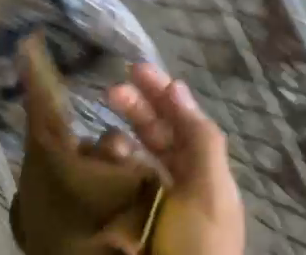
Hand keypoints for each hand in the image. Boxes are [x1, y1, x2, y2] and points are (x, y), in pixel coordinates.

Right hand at [106, 64, 244, 254]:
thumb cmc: (197, 248)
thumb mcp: (211, 195)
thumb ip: (200, 140)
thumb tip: (178, 86)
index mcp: (201, 177)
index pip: (181, 124)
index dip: (161, 94)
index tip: (134, 68)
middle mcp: (173, 182)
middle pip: (152, 132)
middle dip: (134, 107)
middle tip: (111, 92)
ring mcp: (142, 197)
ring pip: (124, 149)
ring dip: (116, 139)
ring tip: (109, 148)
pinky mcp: (114, 210)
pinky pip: (103, 174)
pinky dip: (99, 164)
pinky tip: (93, 167)